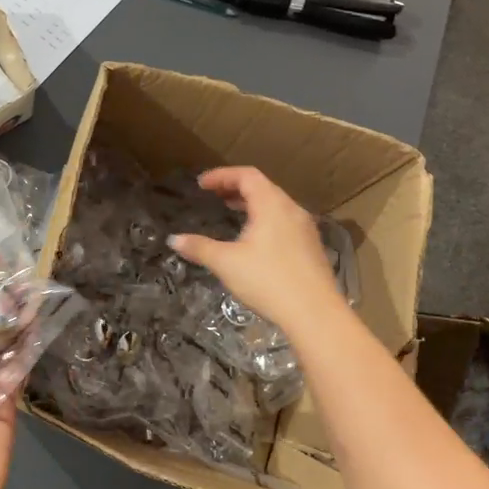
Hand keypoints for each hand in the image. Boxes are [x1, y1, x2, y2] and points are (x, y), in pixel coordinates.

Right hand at [168, 166, 347, 336]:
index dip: (222, 175)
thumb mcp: (227, 263)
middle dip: (236, 188)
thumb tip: (174, 239)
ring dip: (252, 205)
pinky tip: (256, 240)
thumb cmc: (268, 281)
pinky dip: (265, 220)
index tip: (201, 184)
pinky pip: (285, 222)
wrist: (314, 312)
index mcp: (272, 205)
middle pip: (263, 188)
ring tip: (232, 213)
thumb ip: (199, 248)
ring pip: (276, 205)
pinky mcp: (312, 247)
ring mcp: (305, 228)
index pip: (246, 176)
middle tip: (214, 196)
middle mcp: (292, 210)